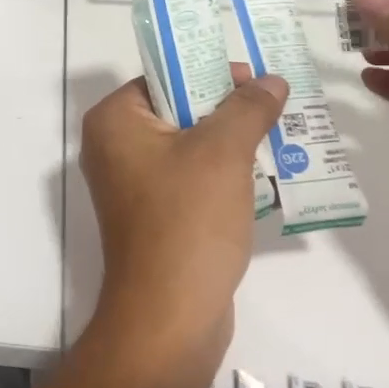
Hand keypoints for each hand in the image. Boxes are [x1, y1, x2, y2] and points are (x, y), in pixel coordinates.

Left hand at [80, 67, 288, 335]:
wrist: (169, 314)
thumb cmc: (188, 219)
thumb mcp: (223, 151)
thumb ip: (247, 108)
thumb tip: (270, 80)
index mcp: (113, 120)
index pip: (162, 77)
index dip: (207, 73)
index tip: (254, 77)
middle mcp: (111, 147)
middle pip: (174, 110)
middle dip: (224, 108)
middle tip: (273, 105)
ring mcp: (128, 186)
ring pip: (185, 147)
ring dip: (228, 143)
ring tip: (277, 137)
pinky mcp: (149, 218)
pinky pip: (187, 180)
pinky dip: (220, 176)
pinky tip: (262, 178)